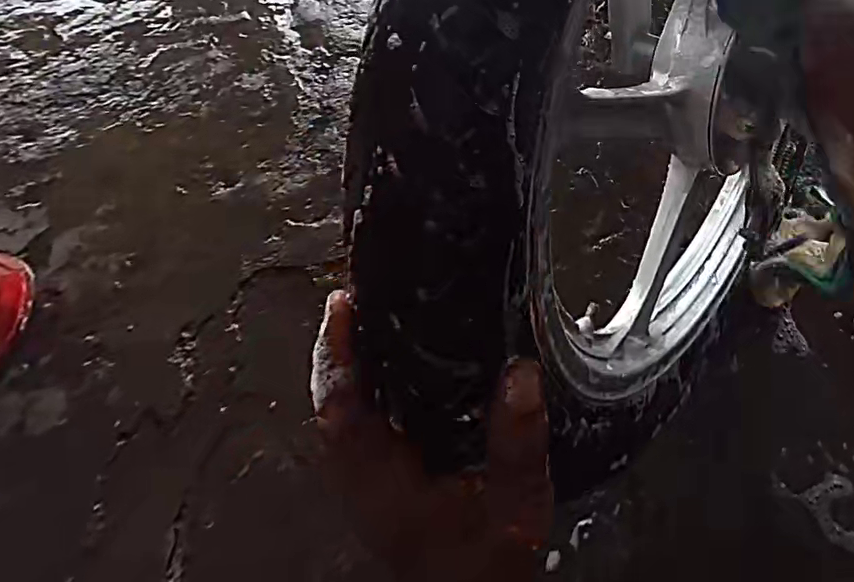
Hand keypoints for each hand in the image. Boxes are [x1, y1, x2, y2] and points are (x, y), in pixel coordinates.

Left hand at [311, 290, 551, 581]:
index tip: (344, 305)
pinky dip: (361, 382)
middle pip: (332, 401)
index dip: (338, 352)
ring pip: (342, 409)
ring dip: (345, 361)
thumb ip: (519, 445)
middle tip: (349, 297)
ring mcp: (369, 480)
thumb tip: (521, 377)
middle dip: (336, 345)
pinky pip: (359, 418)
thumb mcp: (515, 509)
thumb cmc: (485, 567)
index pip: (344, 408)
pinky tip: (381, 362)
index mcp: (386, 482)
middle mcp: (366, 479)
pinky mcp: (382, 477)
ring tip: (359, 317)